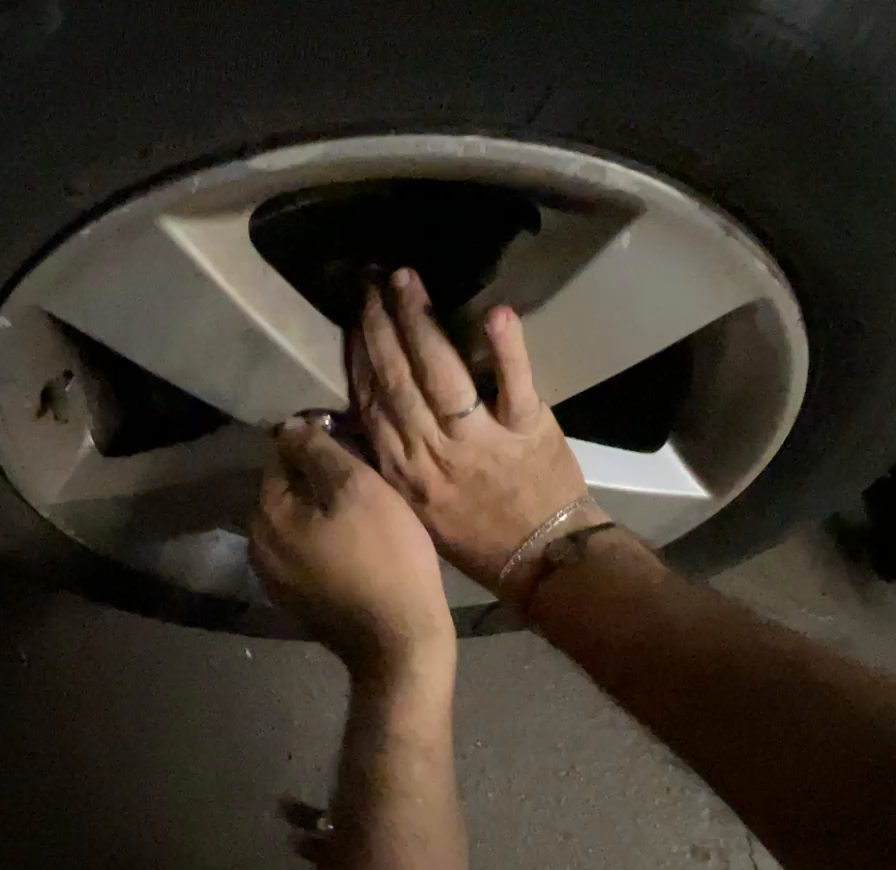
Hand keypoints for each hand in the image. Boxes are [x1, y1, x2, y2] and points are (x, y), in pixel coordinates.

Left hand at [251, 415, 456, 674]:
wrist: (399, 640)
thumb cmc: (385, 556)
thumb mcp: (358, 488)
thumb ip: (318, 450)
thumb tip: (288, 426)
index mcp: (265, 513)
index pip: (280, 455)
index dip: (318, 444)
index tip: (355, 452)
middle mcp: (256, 543)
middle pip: (285, 490)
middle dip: (318, 480)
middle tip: (366, 485)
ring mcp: (272, 576)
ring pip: (295, 521)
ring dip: (322, 512)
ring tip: (365, 515)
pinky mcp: (293, 598)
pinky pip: (304, 551)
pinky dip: (324, 542)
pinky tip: (356, 548)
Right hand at [353, 268, 608, 595]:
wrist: (540, 562)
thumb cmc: (476, 539)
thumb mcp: (416, 510)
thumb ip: (394, 464)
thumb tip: (371, 417)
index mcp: (403, 472)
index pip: (372, 405)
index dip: (360, 359)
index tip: (354, 321)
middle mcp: (432, 452)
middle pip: (397, 381)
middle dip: (381, 328)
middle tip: (371, 285)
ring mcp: (479, 441)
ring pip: (441, 376)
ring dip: (420, 324)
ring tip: (405, 281)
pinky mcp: (527, 432)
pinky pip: (514, 385)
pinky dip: (508, 350)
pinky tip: (495, 312)